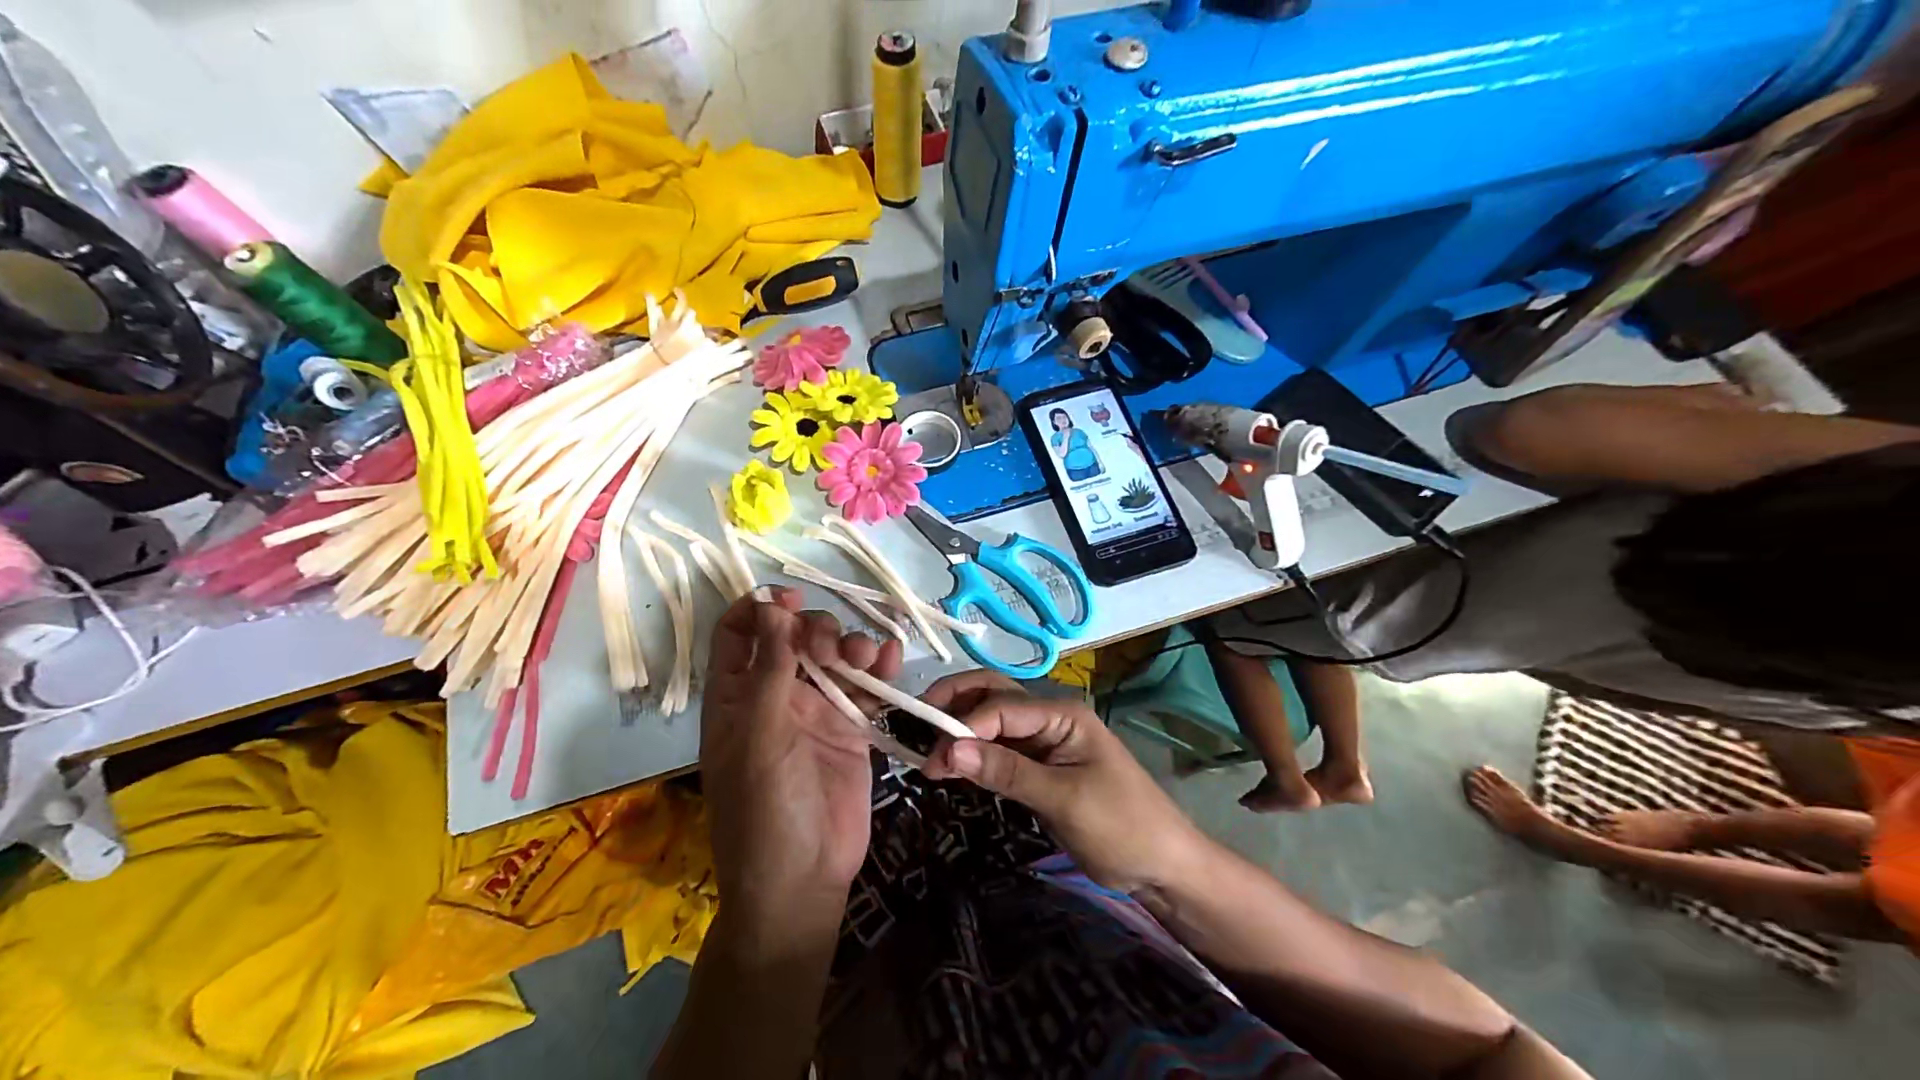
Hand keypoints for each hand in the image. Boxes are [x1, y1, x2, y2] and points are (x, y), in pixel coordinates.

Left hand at [700, 587, 901, 924]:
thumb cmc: (765, 810)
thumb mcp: (758, 738)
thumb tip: (771, 606)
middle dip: (816, 629)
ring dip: (853, 645)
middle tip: (831, 650)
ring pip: (836, 656)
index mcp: (736, 696)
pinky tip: (894, 660)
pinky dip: (882, 668)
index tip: (791, 600)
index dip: (761, 609)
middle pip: (794, 636)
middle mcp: (775, 695)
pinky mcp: (853, 727)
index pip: (738, 632)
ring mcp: (817, 710)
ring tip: (868, 659)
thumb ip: (768, 670)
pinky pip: (867, 686)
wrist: (804, 878)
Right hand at [919, 673, 1211, 891]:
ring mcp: (1042, 742)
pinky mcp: (1037, 768)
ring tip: (926, 754)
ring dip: (958, 729)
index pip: (1000, 705)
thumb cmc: (1122, 826)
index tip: (932, 756)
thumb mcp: (1064, 799)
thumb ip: (1007, 771)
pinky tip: (951, 767)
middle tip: (916, 731)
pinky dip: (972, 754)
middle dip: (953, 707)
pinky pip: (997, 750)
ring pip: (990, 721)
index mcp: (1062, 713)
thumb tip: (949, 750)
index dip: (963, 725)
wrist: (1163, 866)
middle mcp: (1048, 718)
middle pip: (992, 696)